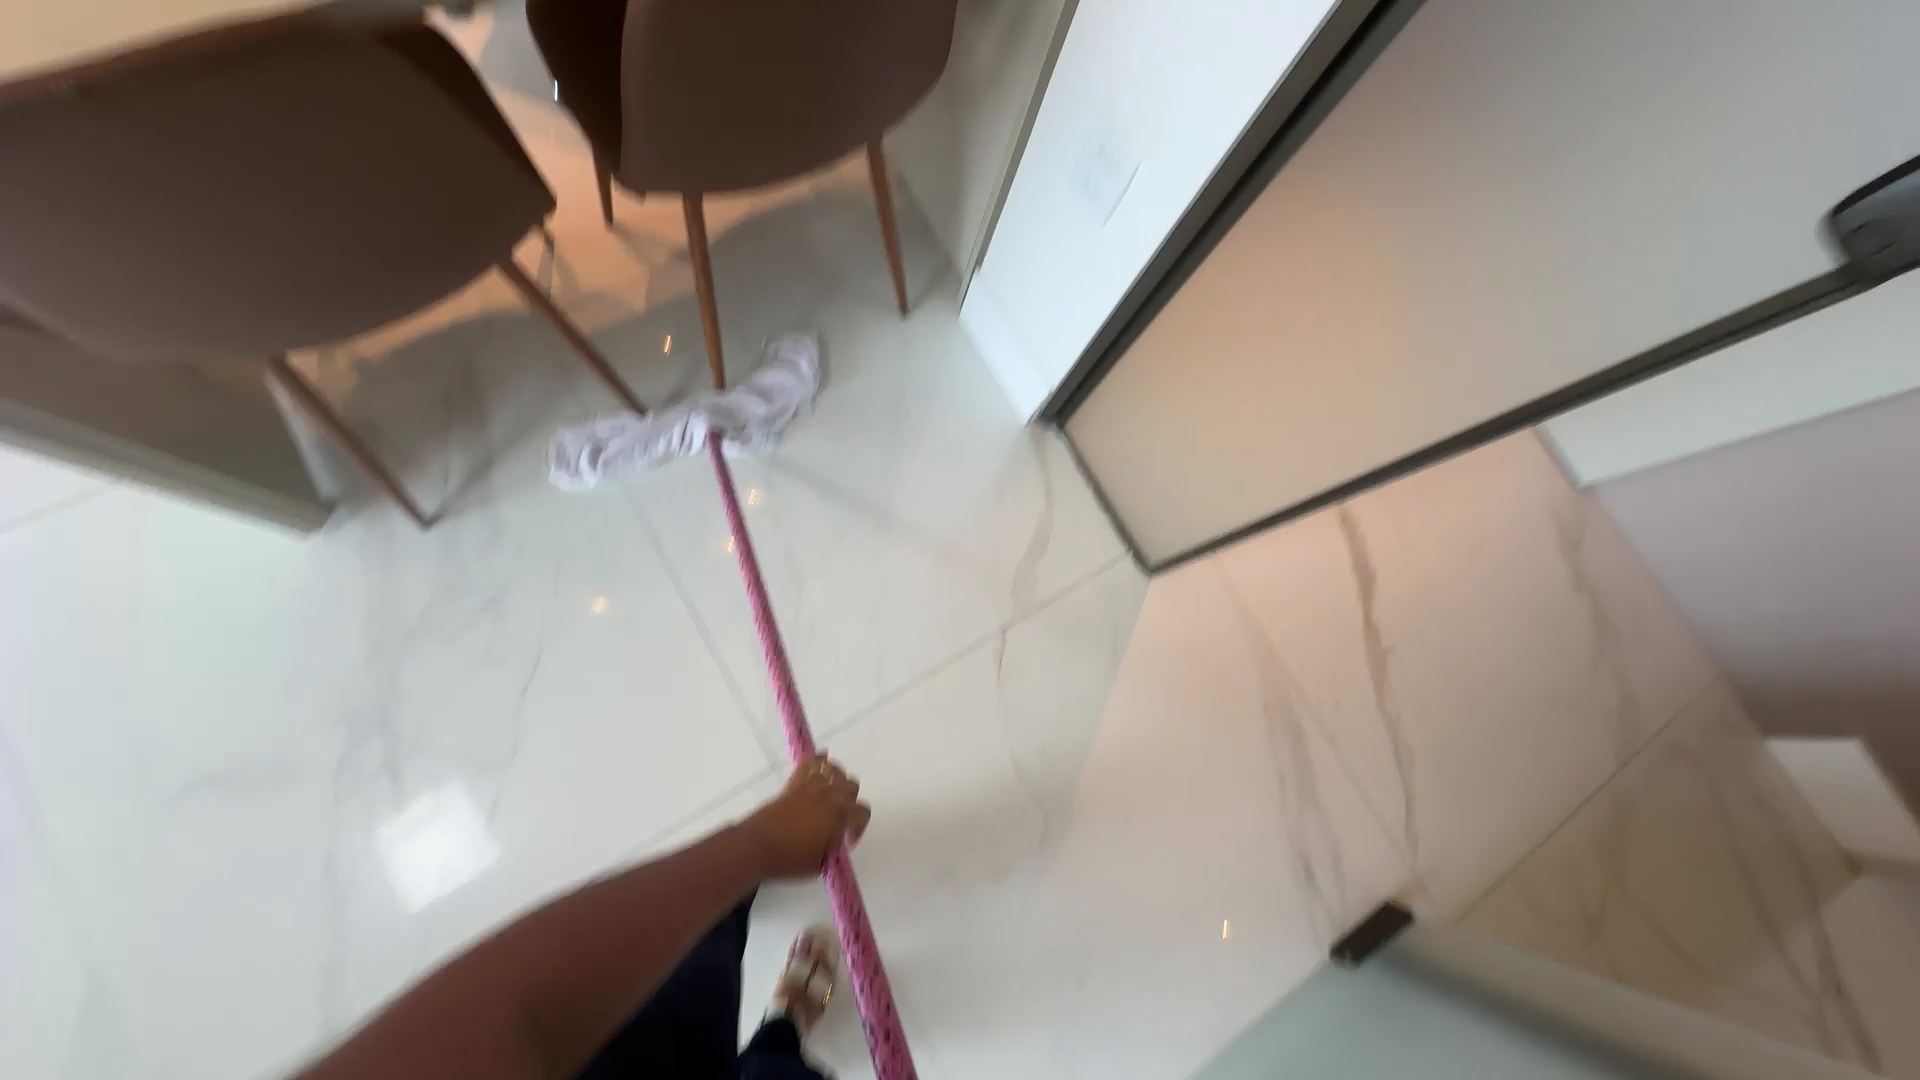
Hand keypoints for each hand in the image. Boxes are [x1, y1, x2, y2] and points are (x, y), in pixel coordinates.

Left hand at [741, 754, 871, 880]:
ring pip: (834, 771)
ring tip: (831, 792)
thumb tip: (836, 840)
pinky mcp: (795, 783)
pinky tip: (821, 761)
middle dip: (850, 801)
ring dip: (836, 780)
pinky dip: (818, 760)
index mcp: (839, 816)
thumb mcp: (820, 864)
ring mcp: (811, 786)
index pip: (863, 812)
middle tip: (838, 817)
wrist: (757, 846)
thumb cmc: (789, 859)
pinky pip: (811, 762)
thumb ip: (834, 849)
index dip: (859, 826)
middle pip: (852, 787)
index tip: (846, 839)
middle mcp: (830, 796)